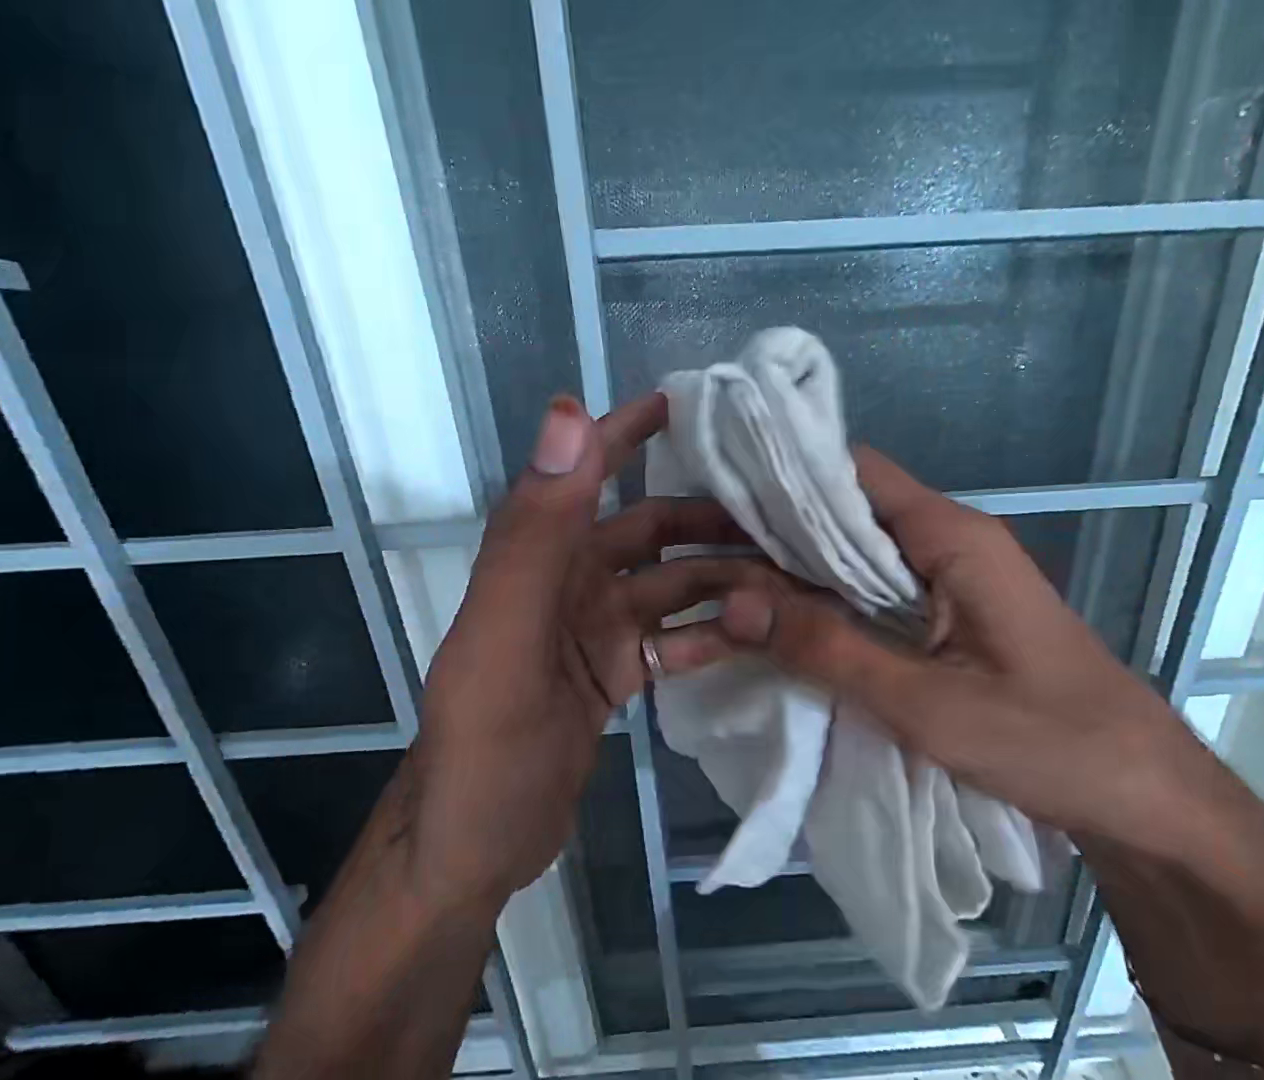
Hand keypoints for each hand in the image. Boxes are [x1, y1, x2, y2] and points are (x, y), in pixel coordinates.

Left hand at [408, 393, 759, 905]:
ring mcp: (597, 631)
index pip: (588, 472)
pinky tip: (759, 636)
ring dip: (726, 582)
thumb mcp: (507, 640)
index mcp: (538, 559)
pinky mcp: (618, 674)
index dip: (630, 433)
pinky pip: (675, 640)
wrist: (471, 852)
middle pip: (654, 532)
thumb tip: (568, 413)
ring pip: (676, 587)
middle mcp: (570, 582)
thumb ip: (536, 533)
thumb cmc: (484, 749)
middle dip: (715, 520)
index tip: (694, 403)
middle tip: (789, 517)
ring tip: (792, 585)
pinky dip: (712, 634)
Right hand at [664, 445, 1202, 852]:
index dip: (783, 477)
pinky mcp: (953, 617)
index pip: (854, 473)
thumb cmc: (1047, 743)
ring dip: (799, 570)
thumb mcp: (925, 704)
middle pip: (850, 512)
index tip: (715, 496)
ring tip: (722, 580)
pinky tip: (785, 623)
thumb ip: (829, 649)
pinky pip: (878, 592)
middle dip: (777, 529)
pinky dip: (831, 602)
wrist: (1142, 796)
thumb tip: (736, 603)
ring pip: (860, 555)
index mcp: (952, 537)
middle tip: (699, 547)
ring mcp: (954, 580)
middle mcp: (951, 541)